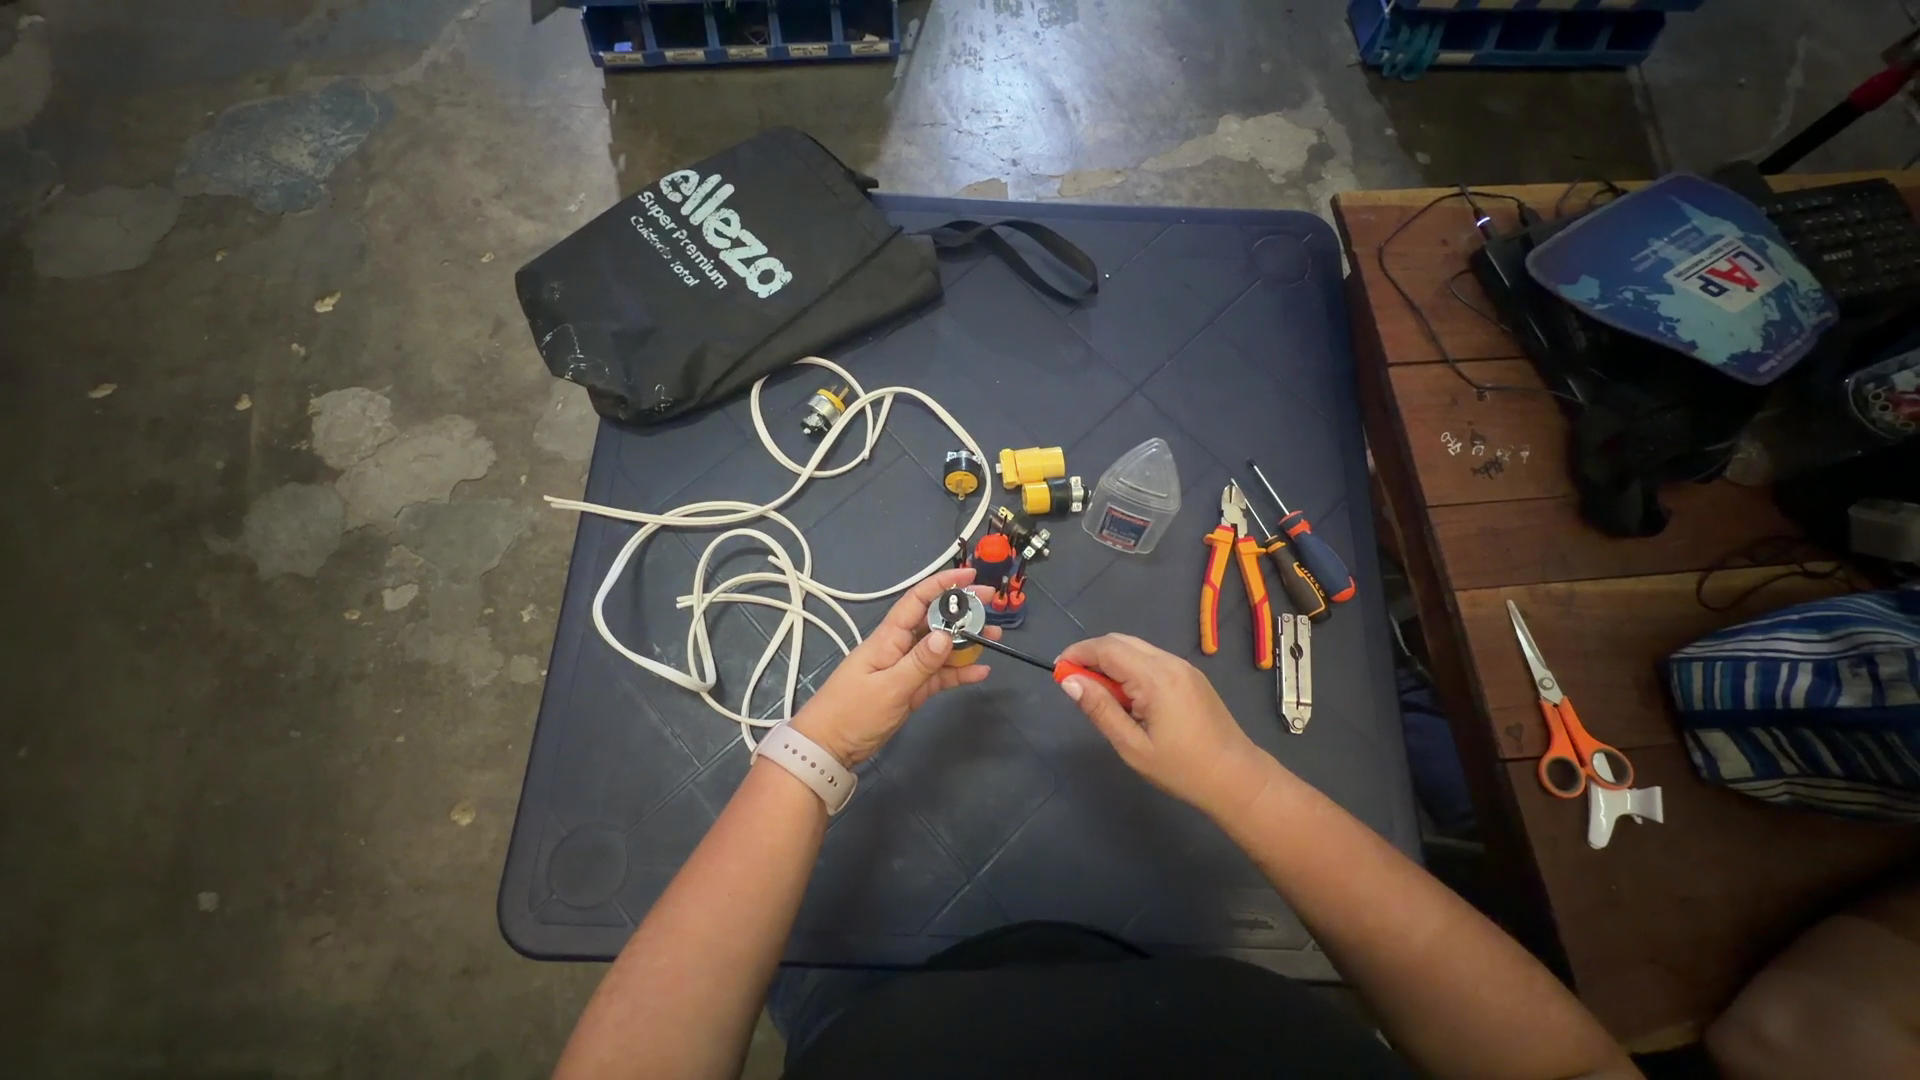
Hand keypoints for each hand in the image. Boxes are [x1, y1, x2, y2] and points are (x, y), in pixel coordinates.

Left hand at [790, 567, 998, 766]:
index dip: (943, 584)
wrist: (828, 747)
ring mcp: (905, 668)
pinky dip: (958, 672)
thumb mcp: (889, 687)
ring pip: (941, 648)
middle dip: (963, 610)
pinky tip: (980, 672)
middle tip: (992, 605)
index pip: (918, 600)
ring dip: (966, 643)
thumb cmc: (852, 712)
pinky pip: (938, 675)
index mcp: (888, 637)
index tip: (971, 576)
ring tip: (995, 638)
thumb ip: (919, 662)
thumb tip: (947, 635)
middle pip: (934, 621)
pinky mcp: (910, 689)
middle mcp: (899, 646)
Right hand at [1057, 634, 1277, 818]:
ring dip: (1111, 661)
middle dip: (1092, 655)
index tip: (1058, 670)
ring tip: (1098, 692)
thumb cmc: (1181, 768)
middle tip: (1074, 682)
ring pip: (1136, 648)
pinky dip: (1130, 667)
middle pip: (1120, 641)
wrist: (1236, 778)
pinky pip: (1151, 659)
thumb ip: (1100, 709)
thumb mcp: (1132, 746)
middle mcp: (1169, 662)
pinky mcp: (1191, 675)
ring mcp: (1183, 666)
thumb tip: (1069, 681)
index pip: (1107, 649)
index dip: (1078, 654)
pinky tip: (1126, 696)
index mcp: (1155, 678)